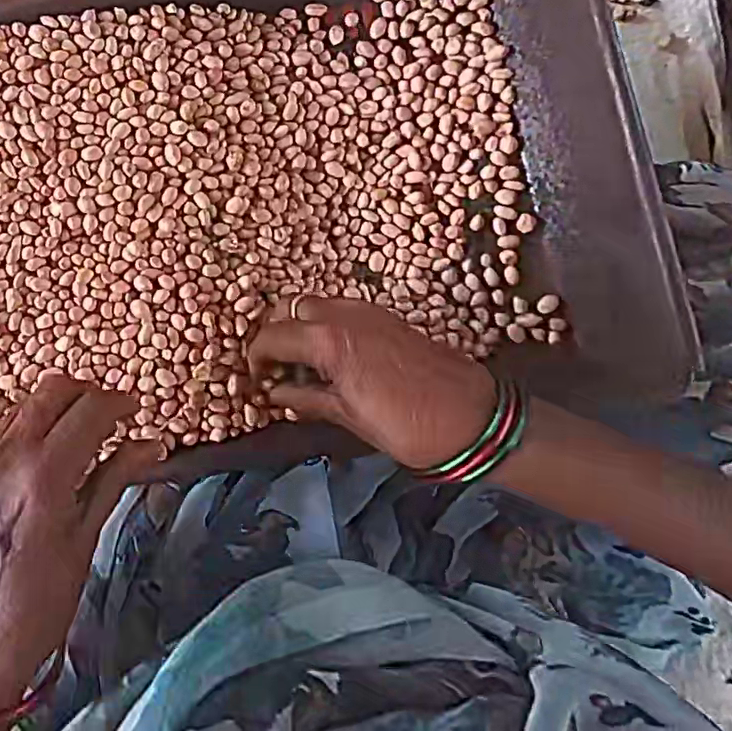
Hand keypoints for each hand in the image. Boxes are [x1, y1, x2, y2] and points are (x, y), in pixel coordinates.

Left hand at [0, 374, 158, 722]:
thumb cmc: (38, 604)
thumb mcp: (85, 537)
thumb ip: (115, 478)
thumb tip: (150, 445)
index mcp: (42, 477)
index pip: (89, 410)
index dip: (118, 403)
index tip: (132, 410)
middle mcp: (4, 457)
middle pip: (52, 389)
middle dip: (87, 393)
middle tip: (107, 415)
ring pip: (24, 404)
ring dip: (55, 408)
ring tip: (77, 436)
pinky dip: (27, 429)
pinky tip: (41, 456)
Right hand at [250, 296, 498, 469]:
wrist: (475, 417)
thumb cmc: (408, 425)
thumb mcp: (349, 417)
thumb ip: (306, 399)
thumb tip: (274, 394)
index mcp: (328, 341)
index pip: (272, 337)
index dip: (256, 358)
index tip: (257, 380)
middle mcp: (343, 315)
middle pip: (289, 309)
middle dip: (276, 335)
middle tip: (277, 368)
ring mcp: (366, 311)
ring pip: (314, 305)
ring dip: (300, 327)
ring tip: (304, 363)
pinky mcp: (384, 316)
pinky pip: (339, 309)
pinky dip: (324, 325)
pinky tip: (334, 357)